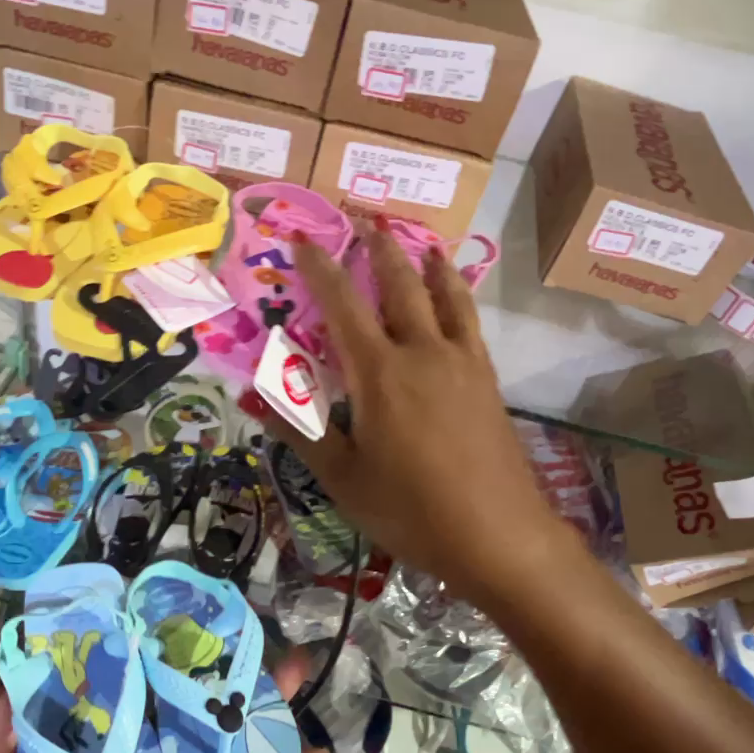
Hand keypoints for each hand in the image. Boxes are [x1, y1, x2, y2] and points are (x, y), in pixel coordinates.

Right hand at [243, 223, 573, 595]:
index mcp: (379, 373)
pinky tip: (454, 291)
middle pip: (397, 283)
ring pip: (442, 293)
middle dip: (377, 246)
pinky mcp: (487, 378)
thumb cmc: (410, 510)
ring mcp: (461, 361)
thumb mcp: (342, 477)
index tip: (303, 238)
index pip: (341, 304)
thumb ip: (300, 428)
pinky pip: (469, 319)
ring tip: (415, 237)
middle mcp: (421, 351)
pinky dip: (457, 292)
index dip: (320, 267)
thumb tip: (255, 392)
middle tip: (362, 216)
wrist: (498, 536)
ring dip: (423, 260)